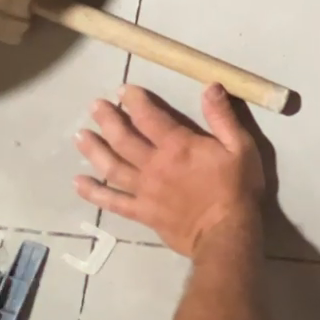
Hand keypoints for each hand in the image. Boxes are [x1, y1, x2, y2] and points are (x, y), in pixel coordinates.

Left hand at [73, 83, 265, 256]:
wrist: (227, 233)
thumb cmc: (236, 187)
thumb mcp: (240, 146)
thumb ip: (222, 117)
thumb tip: (210, 86)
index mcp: (177, 146)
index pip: (149, 117)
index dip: (135, 101)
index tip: (123, 89)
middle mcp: (154, 165)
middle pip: (123, 139)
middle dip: (108, 119)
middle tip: (94, 105)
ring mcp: (144, 190)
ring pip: (112, 166)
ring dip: (94, 150)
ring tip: (80, 136)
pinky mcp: (142, 213)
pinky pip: (113, 201)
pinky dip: (94, 192)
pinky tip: (78, 182)